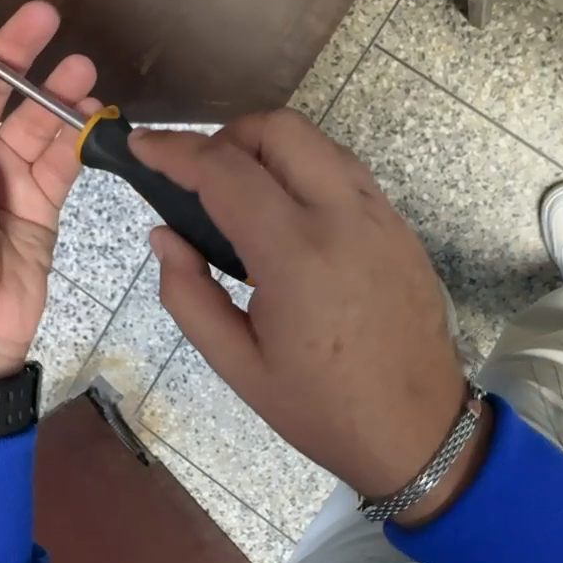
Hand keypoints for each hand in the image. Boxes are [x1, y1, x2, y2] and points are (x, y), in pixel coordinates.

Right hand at [130, 111, 478, 521]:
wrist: (420, 432)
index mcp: (297, 256)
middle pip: (278, 130)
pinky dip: (305, 170)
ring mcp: (382, 216)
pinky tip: (290, 216)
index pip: (226, 173)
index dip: (175, 150)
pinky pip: (346, 170)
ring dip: (269, 149)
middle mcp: (345, 218)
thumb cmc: (322, 408)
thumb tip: (163, 236)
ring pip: (317, 142)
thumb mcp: (238, 366)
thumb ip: (188, 295)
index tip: (142, 145)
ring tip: (242, 196)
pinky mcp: (401, 226)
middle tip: (200, 180)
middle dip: (226, 137)